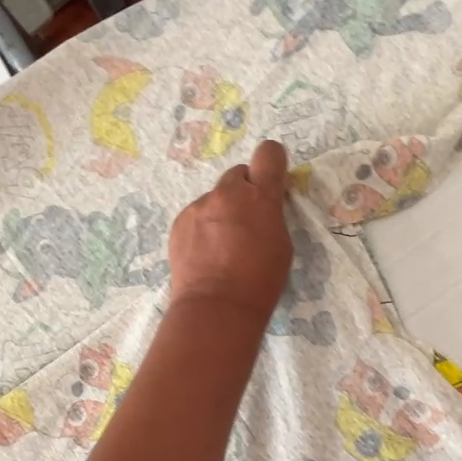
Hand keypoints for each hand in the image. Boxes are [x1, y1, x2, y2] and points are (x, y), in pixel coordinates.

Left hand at [168, 140, 292, 318]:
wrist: (216, 306)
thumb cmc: (260, 281)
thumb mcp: (281, 244)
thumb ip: (272, 215)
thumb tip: (262, 206)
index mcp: (261, 197)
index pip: (269, 154)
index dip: (271, 164)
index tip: (270, 182)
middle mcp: (228, 194)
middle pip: (237, 175)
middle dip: (243, 193)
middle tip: (245, 224)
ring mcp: (199, 207)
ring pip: (214, 199)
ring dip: (220, 213)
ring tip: (221, 248)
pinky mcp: (180, 222)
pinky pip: (195, 216)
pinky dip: (201, 229)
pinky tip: (204, 255)